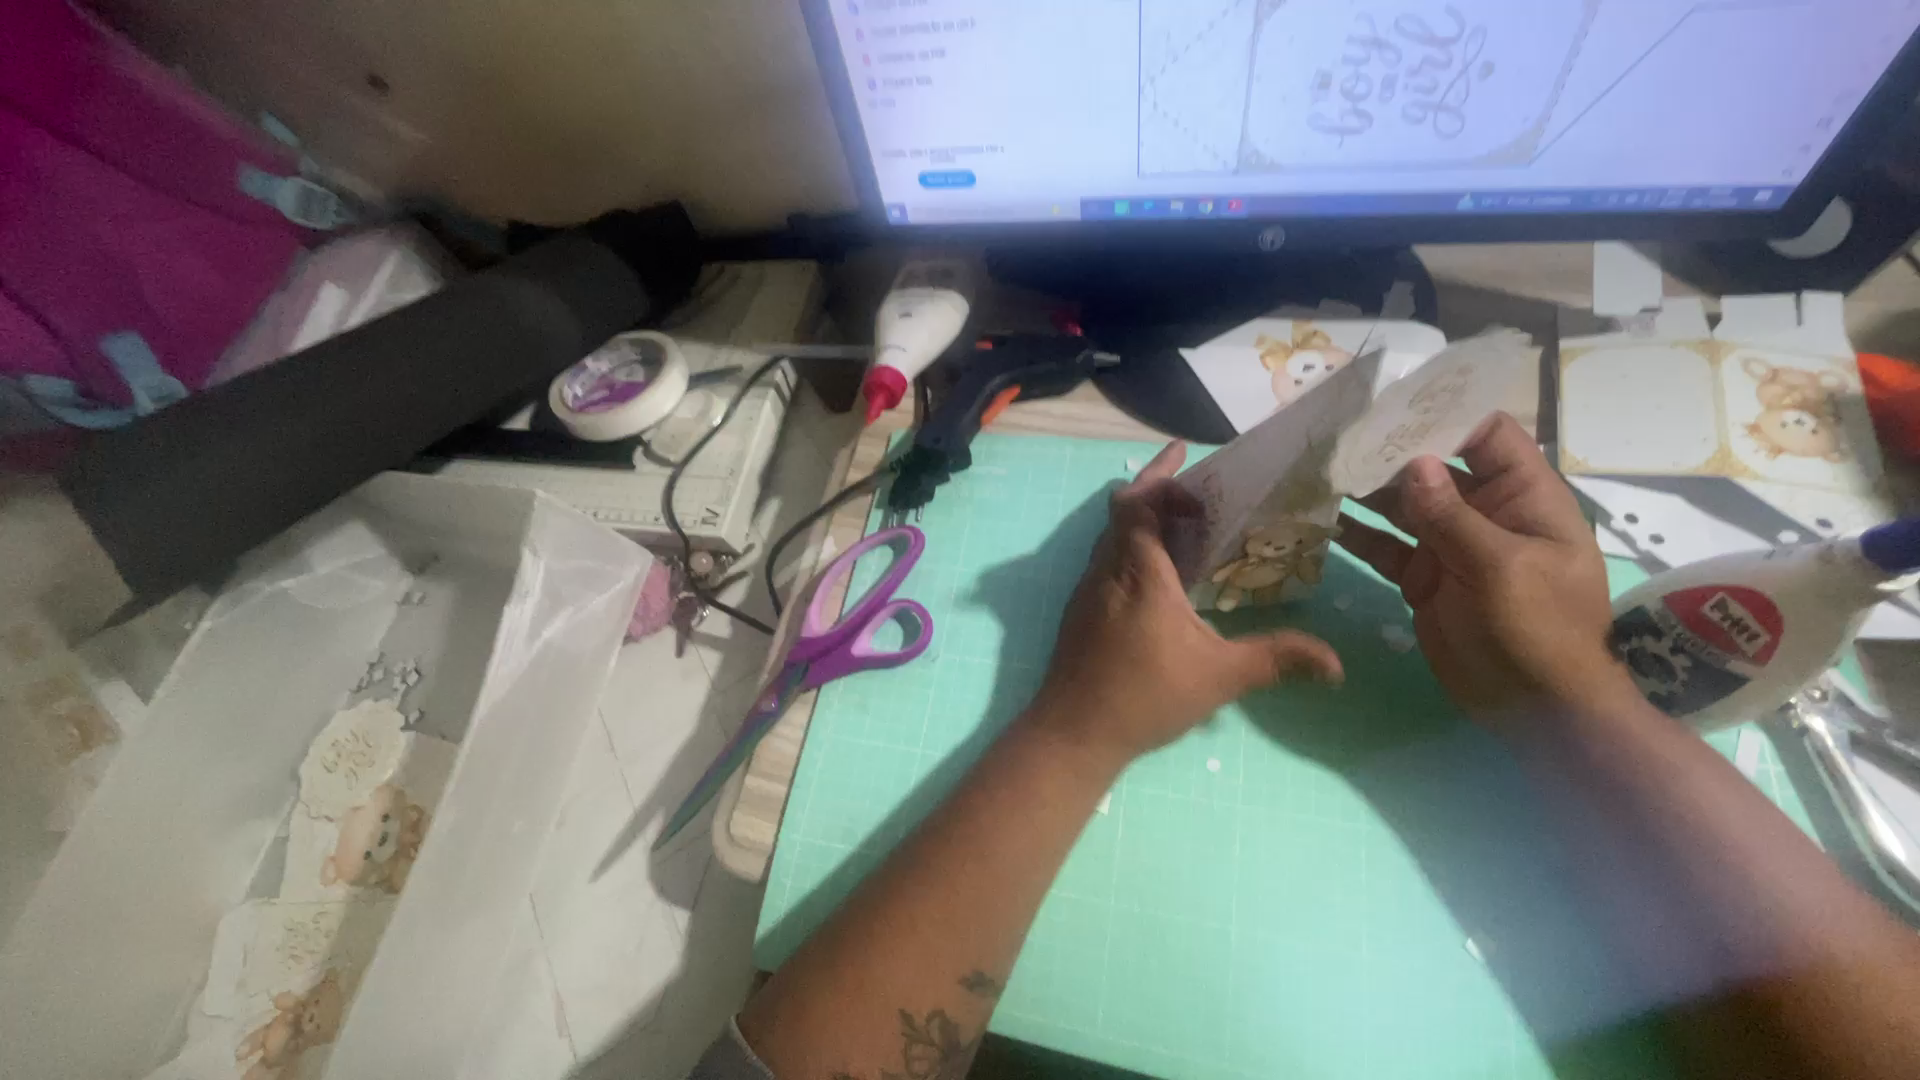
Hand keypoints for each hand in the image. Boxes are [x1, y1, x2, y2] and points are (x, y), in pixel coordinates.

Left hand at [1031, 442, 1342, 770]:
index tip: (1195, 476)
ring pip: (1110, 537)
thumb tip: (1337, 666)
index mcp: (1137, 571)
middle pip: (1121, 511)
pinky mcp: (1080, 612)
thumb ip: (1276, 660)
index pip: (1137, 503)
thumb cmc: (1143, 697)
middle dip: (1154, 489)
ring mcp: (1087, 591)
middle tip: (1195, 487)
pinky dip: (1131, 550)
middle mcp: (1105, 570)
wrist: (1071, 732)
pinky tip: (1159, 577)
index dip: (1161, 479)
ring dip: (1142, 521)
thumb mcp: (1219, 676)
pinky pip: (1106, 562)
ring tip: (1184, 525)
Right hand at [1335, 413, 1632, 726]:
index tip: (1392, 405)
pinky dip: (1356, 534)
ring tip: (1319, 473)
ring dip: (1365, 491)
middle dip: (1390, 452)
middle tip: (1336, 439)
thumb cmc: (1537, 631)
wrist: (1533, 707)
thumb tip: (1413, 463)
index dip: (1446, 415)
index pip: (1488, 436)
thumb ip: (1452, 515)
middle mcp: (1485, 513)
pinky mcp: (1422, 577)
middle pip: (1434, 467)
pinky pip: (1384, 545)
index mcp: (1524, 499)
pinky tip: (1321, 520)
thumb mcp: (1500, 567)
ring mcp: (1450, 546)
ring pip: (1402, 505)